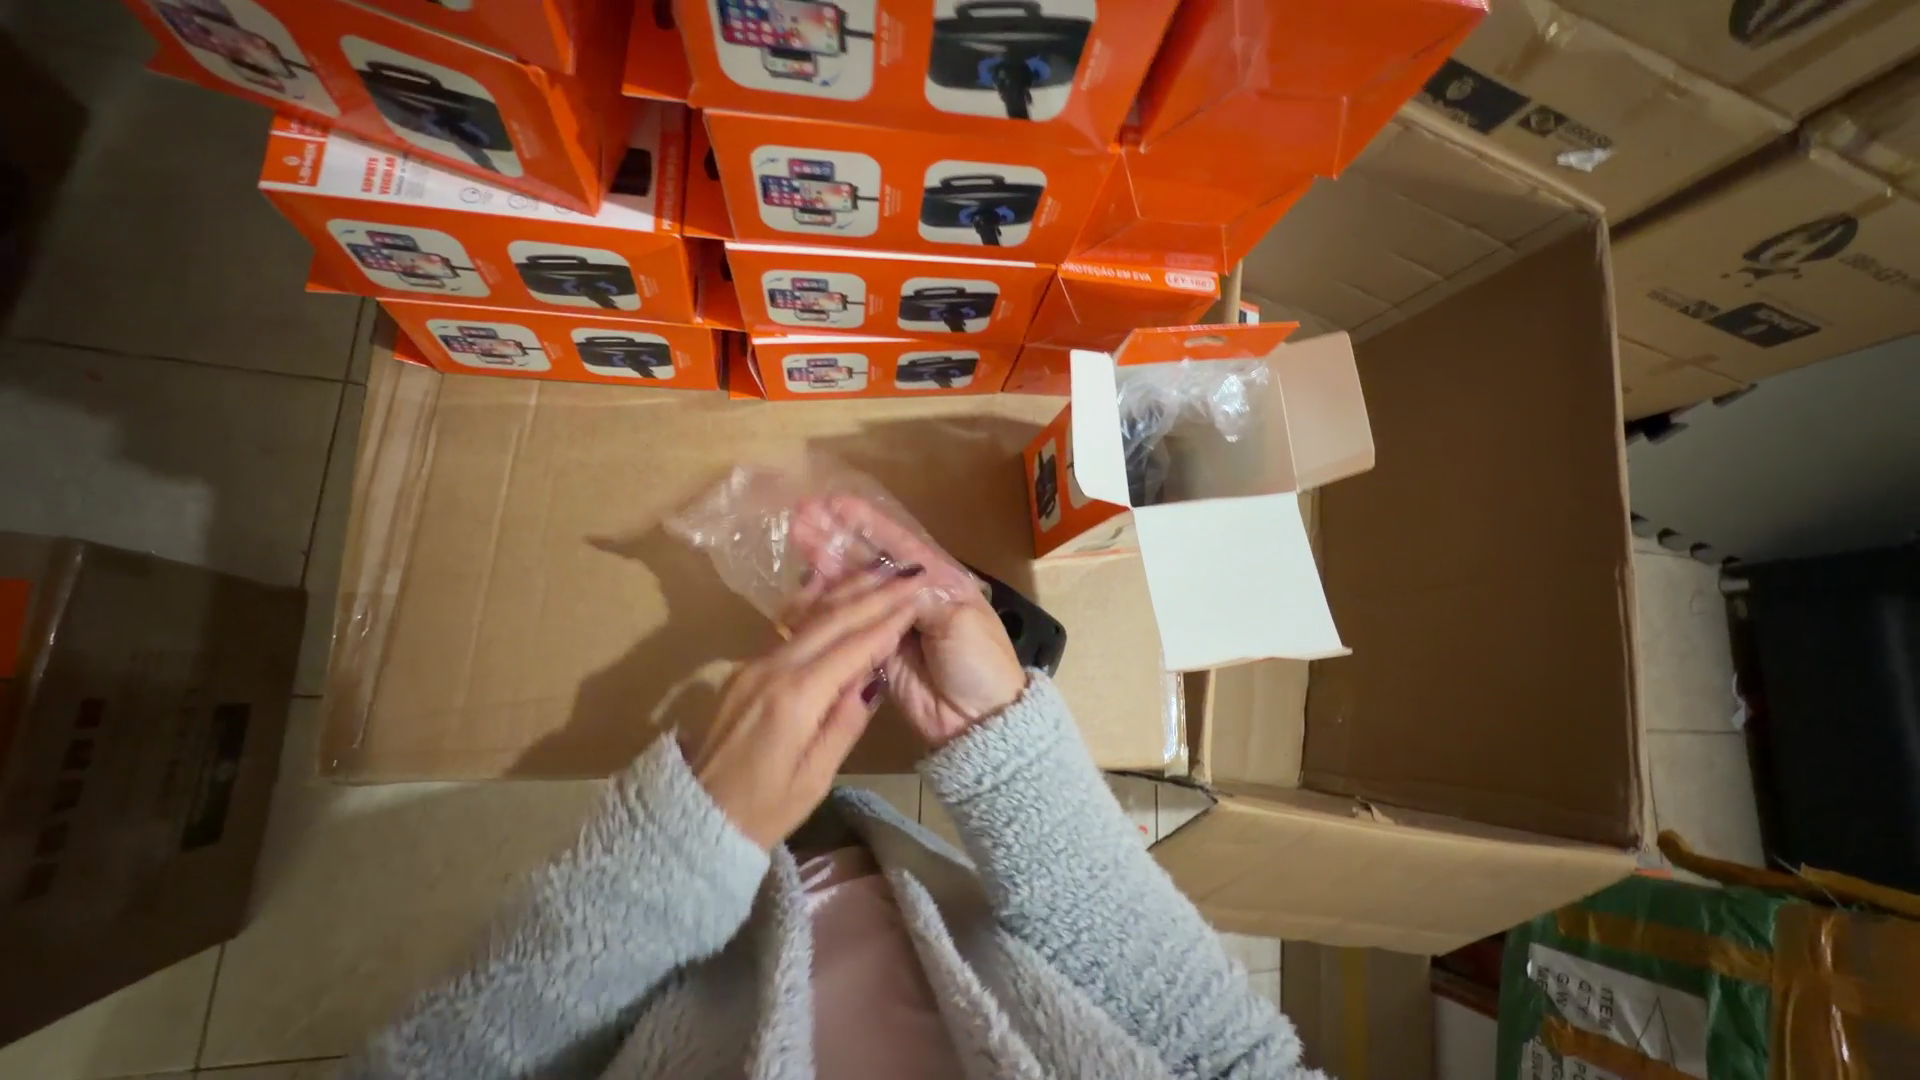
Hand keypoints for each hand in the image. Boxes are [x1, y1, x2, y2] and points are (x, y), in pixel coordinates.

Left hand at [683, 570, 931, 849]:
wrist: (692, 816)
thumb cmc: (762, 811)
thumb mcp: (815, 778)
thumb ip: (845, 722)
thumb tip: (874, 677)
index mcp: (795, 699)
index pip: (852, 648)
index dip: (887, 621)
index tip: (917, 597)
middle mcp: (773, 669)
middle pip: (832, 620)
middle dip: (874, 595)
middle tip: (910, 574)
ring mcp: (754, 664)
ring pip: (809, 617)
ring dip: (847, 592)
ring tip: (880, 571)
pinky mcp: (745, 668)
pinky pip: (790, 629)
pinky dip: (819, 606)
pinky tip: (833, 587)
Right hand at [788, 496, 1027, 748]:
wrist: (980, 719)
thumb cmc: (979, 660)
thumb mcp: (958, 619)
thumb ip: (917, 595)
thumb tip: (882, 576)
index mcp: (937, 579)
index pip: (897, 543)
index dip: (865, 522)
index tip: (832, 503)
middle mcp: (909, 595)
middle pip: (867, 561)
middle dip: (835, 538)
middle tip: (799, 518)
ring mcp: (889, 623)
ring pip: (850, 589)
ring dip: (823, 566)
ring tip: (795, 542)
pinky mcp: (874, 651)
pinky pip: (846, 624)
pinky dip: (823, 607)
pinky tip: (801, 590)